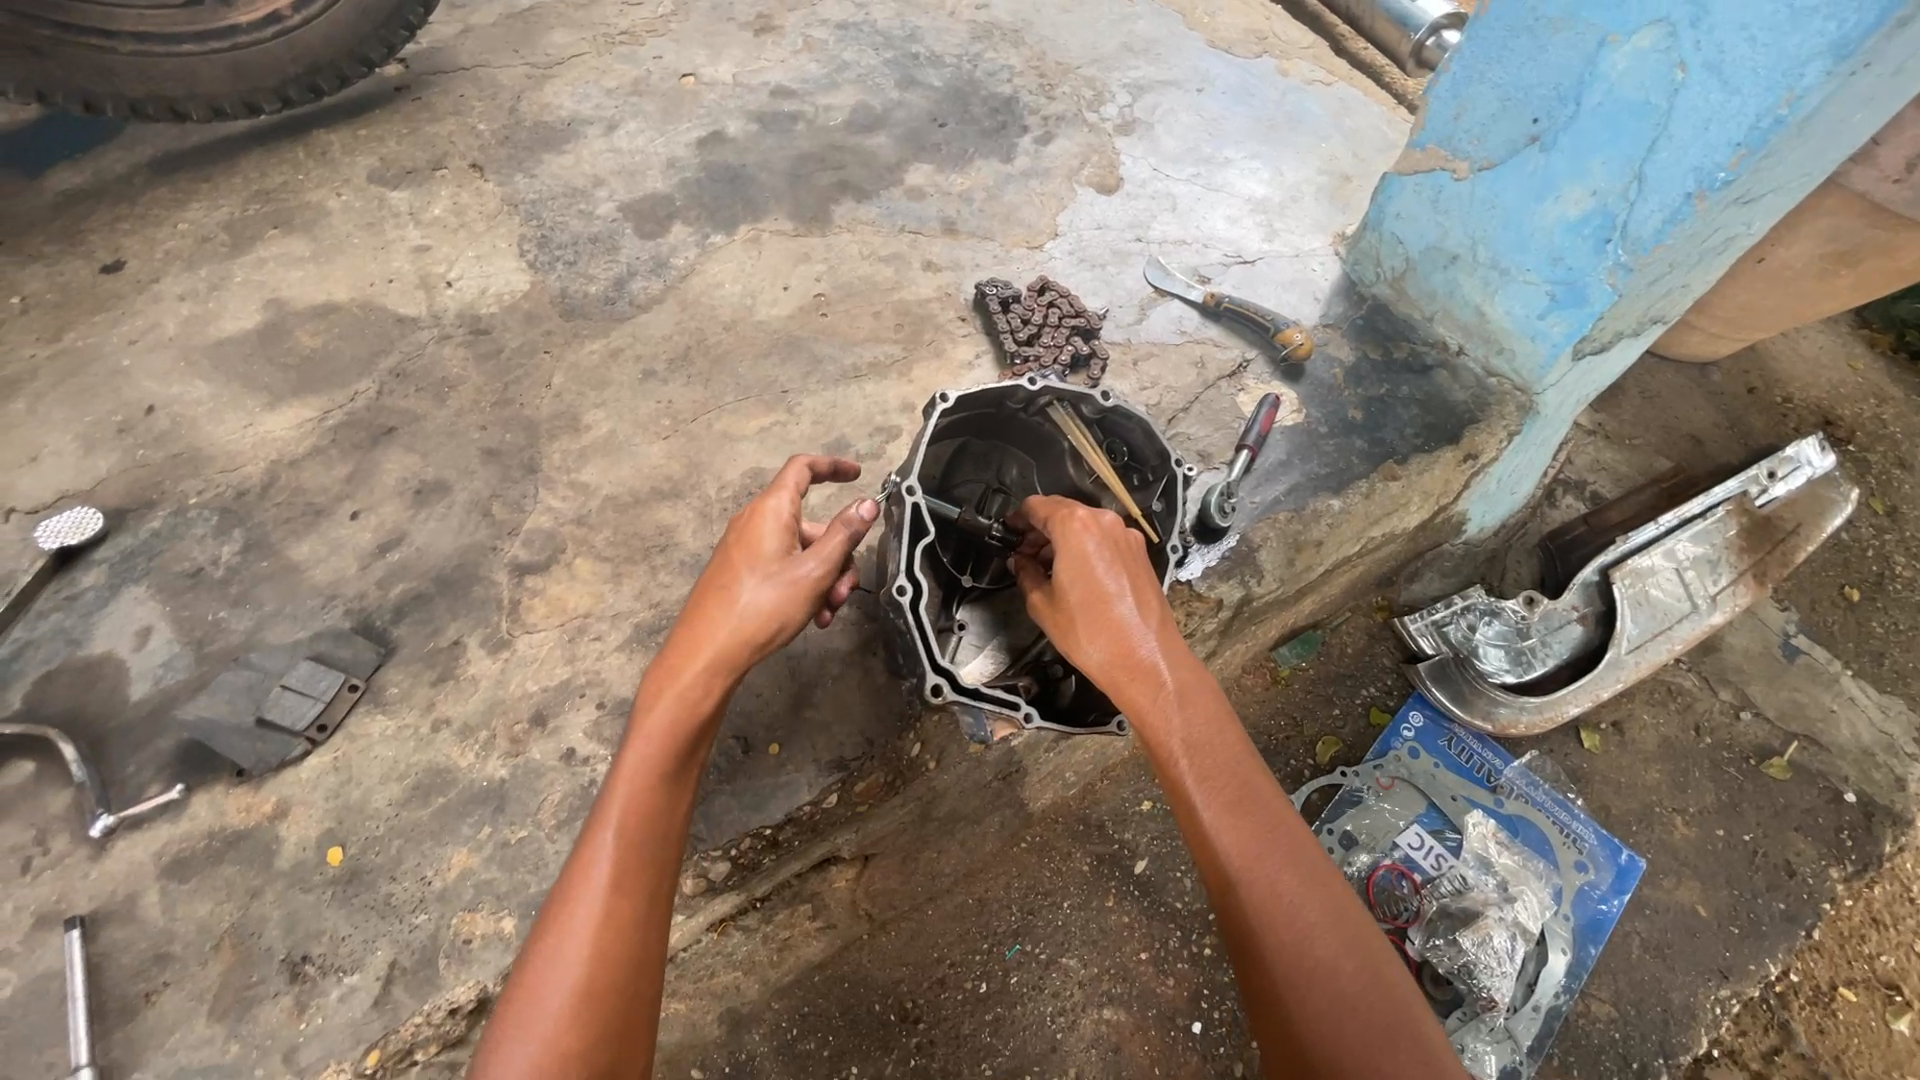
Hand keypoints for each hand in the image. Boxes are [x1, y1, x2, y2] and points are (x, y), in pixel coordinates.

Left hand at [661, 455, 878, 679]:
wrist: (708, 651)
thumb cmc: (764, 606)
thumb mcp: (816, 571)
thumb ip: (844, 535)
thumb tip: (866, 504)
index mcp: (773, 509)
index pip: (804, 468)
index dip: (833, 466)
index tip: (858, 476)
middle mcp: (756, 521)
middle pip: (811, 525)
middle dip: (838, 557)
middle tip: (845, 593)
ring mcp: (746, 546)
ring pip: (801, 551)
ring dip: (824, 579)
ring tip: (827, 615)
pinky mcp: (741, 570)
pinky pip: (783, 566)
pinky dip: (803, 586)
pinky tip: (813, 618)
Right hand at [1007, 495, 1186, 701]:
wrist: (1144, 659)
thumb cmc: (1091, 634)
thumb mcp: (1042, 604)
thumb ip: (1026, 574)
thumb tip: (1020, 563)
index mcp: (1075, 527)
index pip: (1037, 506)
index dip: (1018, 518)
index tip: (1009, 532)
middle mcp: (1104, 522)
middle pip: (1063, 511)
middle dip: (1040, 529)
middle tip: (1023, 553)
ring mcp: (1126, 536)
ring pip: (1085, 525)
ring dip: (1063, 539)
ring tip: (1046, 568)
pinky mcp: (1140, 554)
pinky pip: (1104, 540)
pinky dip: (1085, 548)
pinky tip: (1075, 575)